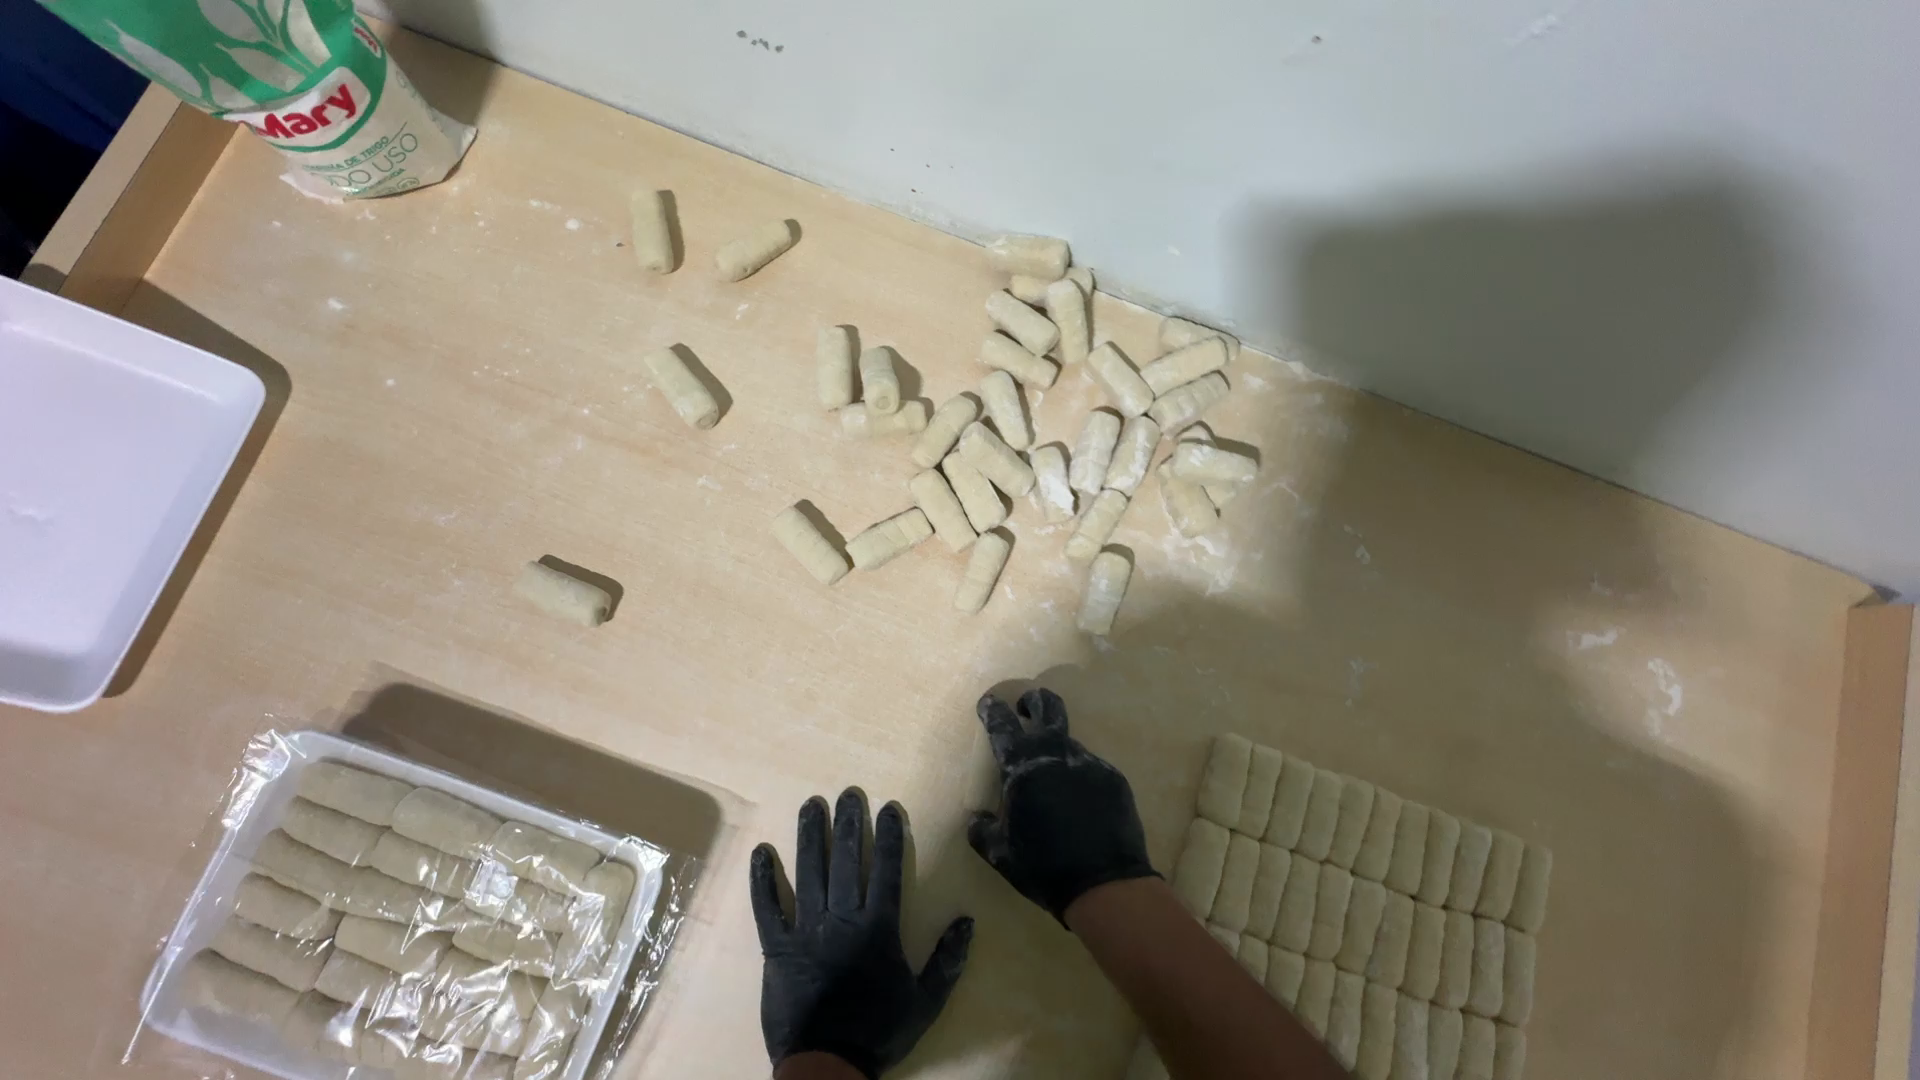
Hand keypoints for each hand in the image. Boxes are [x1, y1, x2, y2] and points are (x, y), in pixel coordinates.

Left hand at [750, 790, 973, 1079]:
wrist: (827, 1065)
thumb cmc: (878, 1031)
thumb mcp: (925, 1001)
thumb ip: (947, 960)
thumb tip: (967, 921)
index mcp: (878, 928)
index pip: (887, 870)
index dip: (889, 836)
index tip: (889, 807)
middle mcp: (842, 919)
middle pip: (847, 860)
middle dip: (850, 823)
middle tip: (849, 792)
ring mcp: (806, 931)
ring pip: (808, 873)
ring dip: (811, 836)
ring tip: (812, 806)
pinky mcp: (776, 948)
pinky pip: (767, 909)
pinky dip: (763, 881)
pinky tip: (761, 852)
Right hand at [968, 688, 1158, 921]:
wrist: (1105, 885)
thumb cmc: (1044, 868)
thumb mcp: (1000, 854)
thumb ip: (982, 831)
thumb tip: (978, 819)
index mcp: (1023, 768)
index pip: (1002, 726)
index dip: (993, 710)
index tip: (989, 703)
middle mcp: (1056, 755)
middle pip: (1047, 708)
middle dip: (1034, 700)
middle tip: (1026, 707)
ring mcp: (1089, 763)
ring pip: (1068, 742)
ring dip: (1055, 749)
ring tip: (1052, 779)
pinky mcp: (1113, 778)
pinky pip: (1089, 767)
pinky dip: (1077, 775)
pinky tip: (1078, 802)